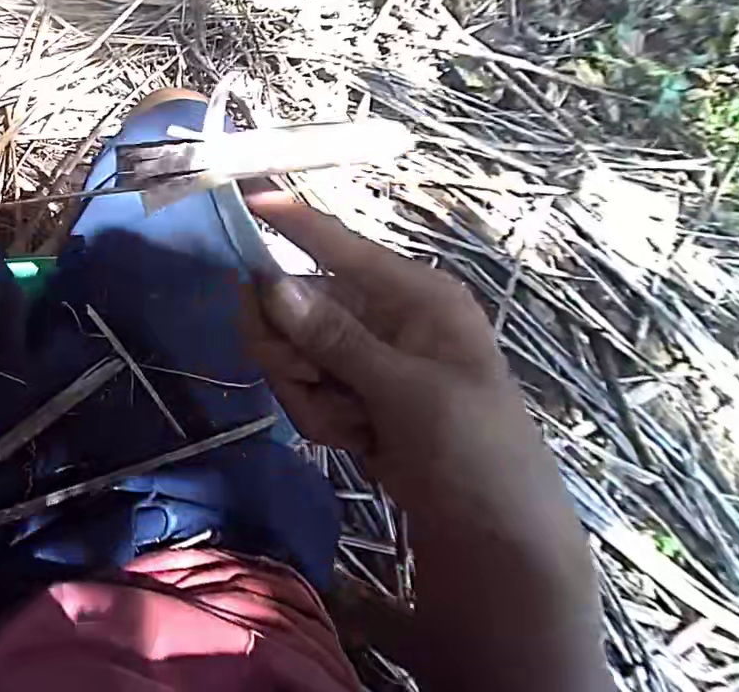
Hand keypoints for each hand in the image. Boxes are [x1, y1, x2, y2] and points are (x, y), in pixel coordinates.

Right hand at [239, 188, 592, 591]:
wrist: (494, 540)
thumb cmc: (477, 454)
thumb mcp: (410, 393)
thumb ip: (336, 338)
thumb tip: (271, 284)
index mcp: (412, 294)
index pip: (337, 242)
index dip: (290, 220)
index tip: (244, 198)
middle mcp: (376, 309)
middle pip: (289, 301)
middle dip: (288, 347)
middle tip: (306, 380)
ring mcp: (356, 346)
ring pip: (284, 345)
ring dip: (304, 390)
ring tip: (351, 425)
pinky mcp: (341, 380)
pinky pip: (293, 380)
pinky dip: (313, 412)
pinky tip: (354, 437)